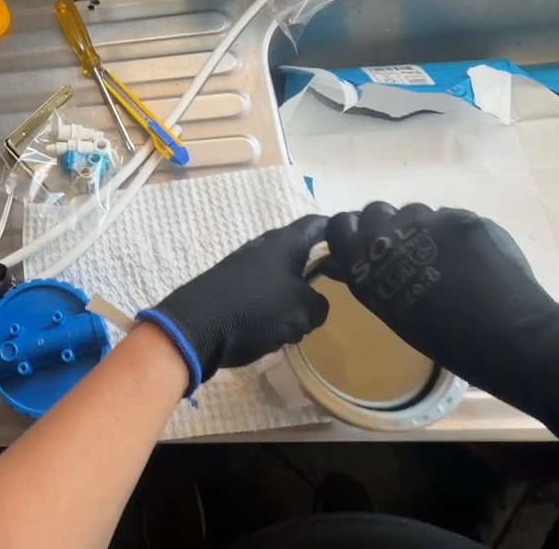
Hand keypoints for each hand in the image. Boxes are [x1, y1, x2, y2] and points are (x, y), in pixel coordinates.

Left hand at [137, 214, 330, 393]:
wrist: (199, 327)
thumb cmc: (255, 308)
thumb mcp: (303, 309)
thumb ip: (319, 302)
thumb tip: (314, 303)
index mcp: (283, 242)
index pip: (318, 225)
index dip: (340, 233)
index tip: (358, 249)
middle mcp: (264, 248)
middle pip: (302, 256)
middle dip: (317, 279)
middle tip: (332, 299)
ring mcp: (246, 268)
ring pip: (286, 282)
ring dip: (295, 303)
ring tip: (299, 325)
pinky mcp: (234, 289)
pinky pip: (267, 299)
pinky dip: (275, 315)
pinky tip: (275, 333)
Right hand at [324, 202, 558, 438]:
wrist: (517, 342)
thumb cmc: (447, 340)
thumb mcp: (391, 311)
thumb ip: (364, 279)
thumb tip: (338, 263)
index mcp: (365, 262)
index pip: (340, 224)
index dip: (351, 231)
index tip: (364, 246)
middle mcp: (388, 233)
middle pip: (375, 210)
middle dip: (387, 226)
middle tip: (407, 253)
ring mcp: (427, 221)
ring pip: (414, 211)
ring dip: (421, 228)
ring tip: (444, 257)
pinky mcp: (462, 218)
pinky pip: (448, 217)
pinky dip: (454, 233)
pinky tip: (471, 258)